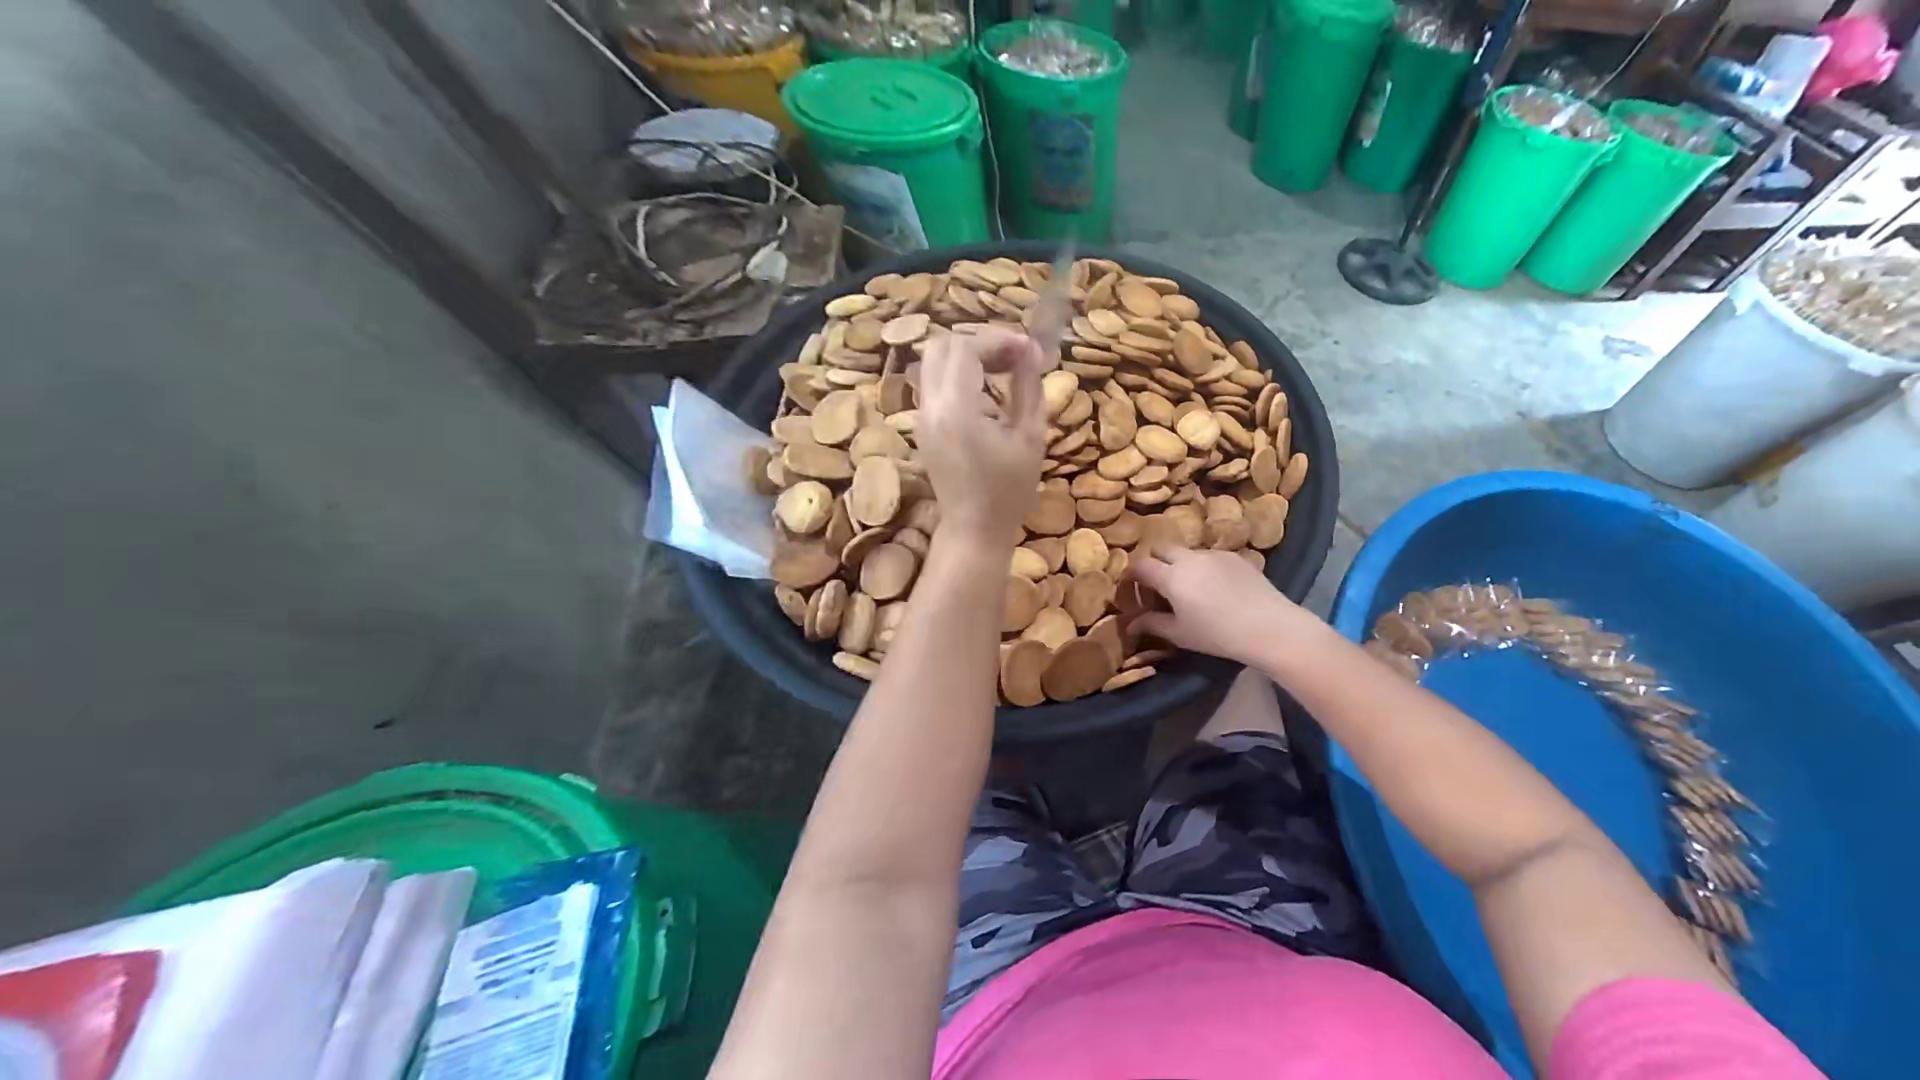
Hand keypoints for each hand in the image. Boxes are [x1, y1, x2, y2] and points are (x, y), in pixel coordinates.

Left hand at [916, 328, 1047, 545]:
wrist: (974, 529)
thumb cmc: (1009, 490)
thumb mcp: (1029, 437)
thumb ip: (1028, 387)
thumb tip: (1030, 349)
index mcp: (956, 410)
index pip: (966, 349)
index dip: (998, 340)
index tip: (1029, 350)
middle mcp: (930, 408)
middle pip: (941, 346)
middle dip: (979, 342)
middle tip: (1013, 356)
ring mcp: (921, 417)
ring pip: (932, 362)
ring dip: (966, 356)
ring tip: (1002, 370)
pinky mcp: (922, 426)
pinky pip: (933, 383)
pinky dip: (957, 374)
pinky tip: (986, 390)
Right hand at [1129, 547, 1318, 666]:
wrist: (1270, 627)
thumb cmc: (1218, 635)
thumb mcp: (1180, 634)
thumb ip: (1152, 624)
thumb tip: (1129, 625)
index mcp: (1171, 576)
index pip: (1141, 566)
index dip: (1133, 576)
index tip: (1133, 589)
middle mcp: (1189, 558)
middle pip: (1162, 548)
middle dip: (1156, 562)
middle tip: (1159, 585)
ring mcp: (1214, 554)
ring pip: (1187, 551)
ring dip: (1181, 564)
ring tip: (1191, 587)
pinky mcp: (1236, 556)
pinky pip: (1210, 556)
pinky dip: (1204, 566)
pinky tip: (1217, 588)